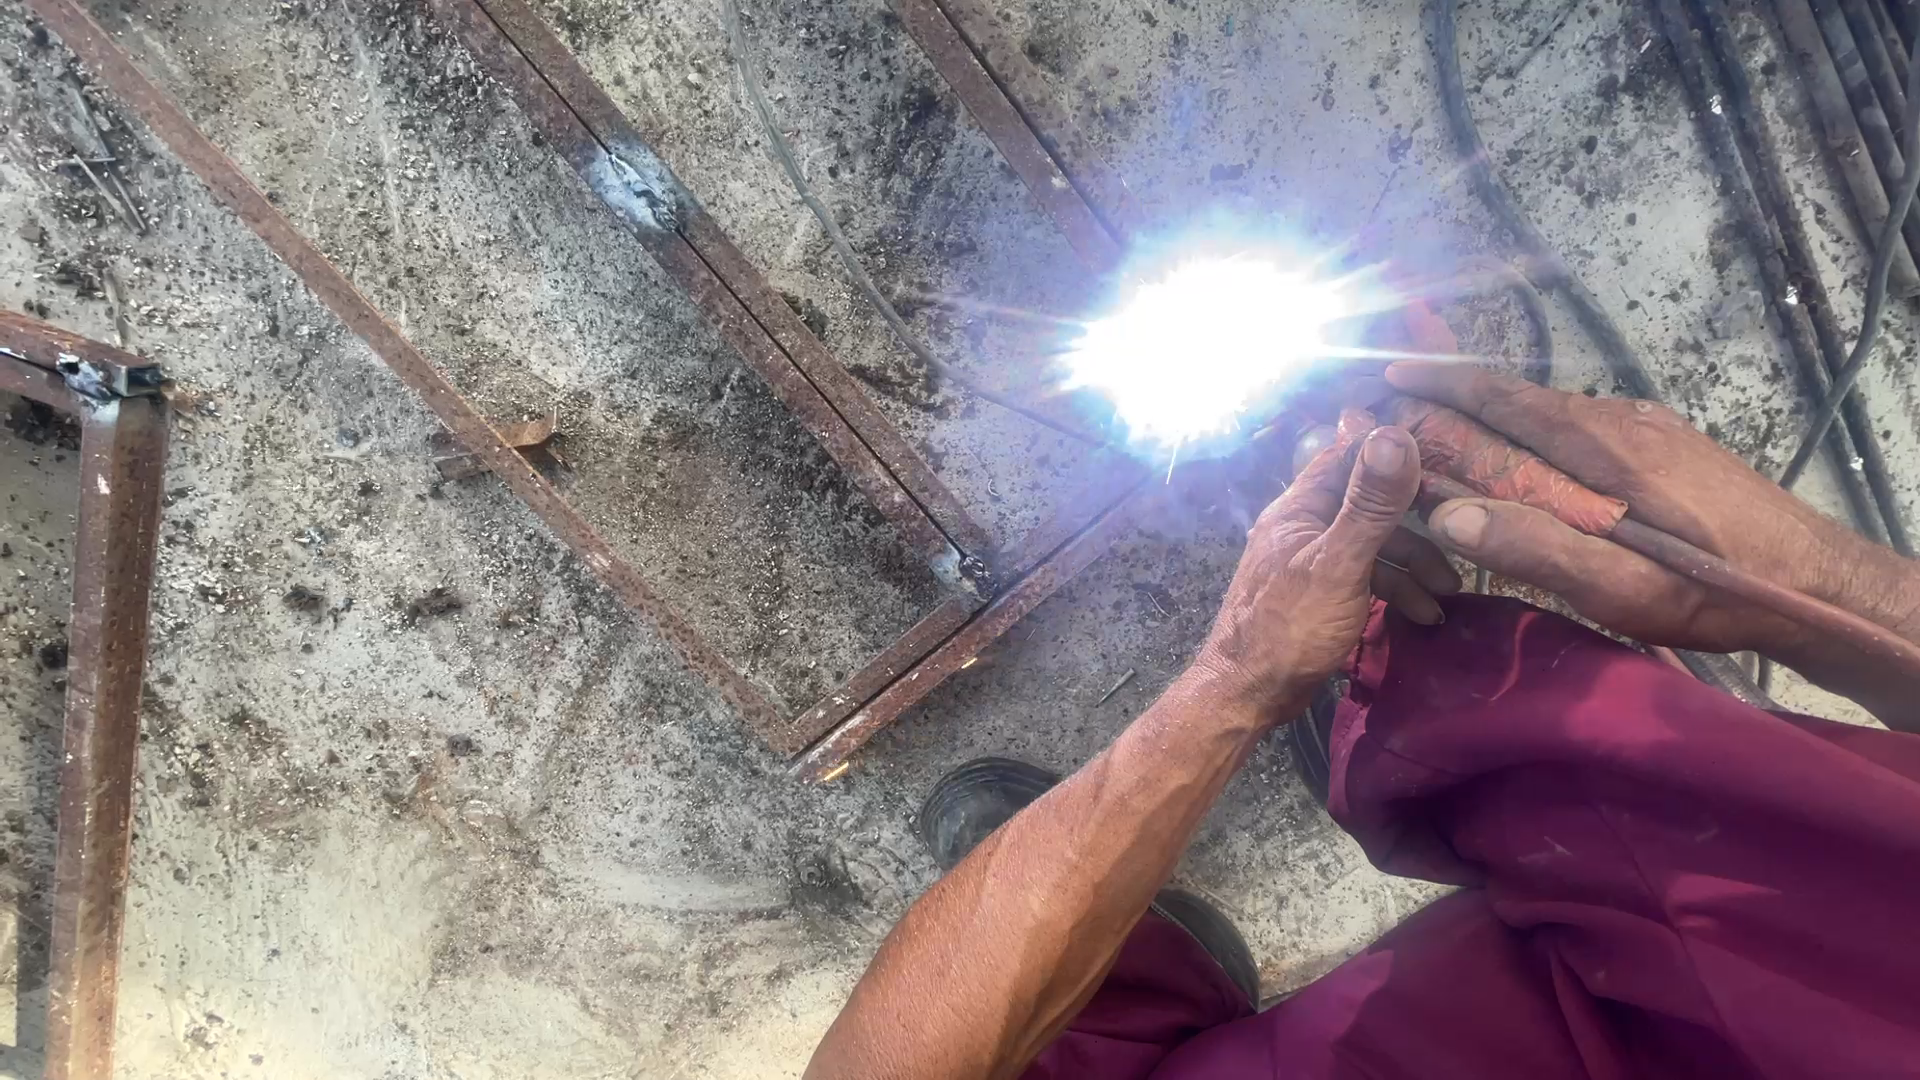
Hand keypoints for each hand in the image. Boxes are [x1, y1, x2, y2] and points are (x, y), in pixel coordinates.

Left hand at [1193, 418, 1456, 715]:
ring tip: (1450, 590)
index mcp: (1297, 508)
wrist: (1250, 690)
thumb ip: (1368, 505)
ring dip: (1414, 562)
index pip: (1347, 456)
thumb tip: (1392, 435)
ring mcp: (1311, 559)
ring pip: (1372, 543)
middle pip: (1368, 502)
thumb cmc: (1289, 626)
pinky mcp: (1321, 591)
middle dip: (1417, 517)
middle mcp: (1302, 526)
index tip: (1450, 457)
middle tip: (1465, 532)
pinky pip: (1365, 576)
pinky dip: (1395, 588)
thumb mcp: (1337, 563)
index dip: (1395, 452)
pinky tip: (1426, 613)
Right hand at [1385, 361, 1860, 654]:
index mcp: (1605, 444)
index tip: (1389, 375)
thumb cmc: (1718, 592)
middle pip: (1517, 402)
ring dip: (1485, 423)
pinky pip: (1569, 429)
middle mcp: (1621, 420)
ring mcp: (1643, 428)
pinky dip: (1521, 436)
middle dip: (1450, 406)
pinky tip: (1512, 467)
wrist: (1828, 590)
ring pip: (1543, 415)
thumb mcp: (1620, 586)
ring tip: (1440, 448)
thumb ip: (1534, 547)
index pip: (1504, 397)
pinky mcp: (1657, 446)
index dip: (1442, 384)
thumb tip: (1445, 514)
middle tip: (1397, 425)